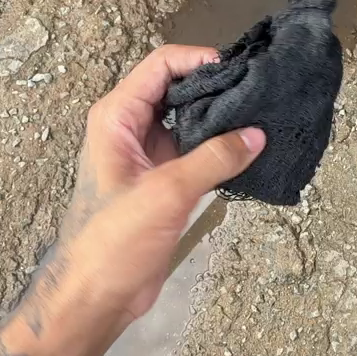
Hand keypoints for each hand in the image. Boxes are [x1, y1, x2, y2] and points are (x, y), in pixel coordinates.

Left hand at [19, 46, 264, 332]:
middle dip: (214, 84)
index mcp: (117, 116)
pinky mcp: (163, 178)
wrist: (96, 296)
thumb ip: (214, 159)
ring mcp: (147, 154)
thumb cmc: (115, 240)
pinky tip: (249, 147)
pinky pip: (195, 148)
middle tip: (257, 89)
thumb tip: (258, 135)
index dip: (197, 59)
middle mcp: (130, 127)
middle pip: (175, 87)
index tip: (237, 68)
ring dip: (219, 115)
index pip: (160, 65)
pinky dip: (219, 144)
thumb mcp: (167, 192)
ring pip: (187, 118)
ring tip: (260, 113)